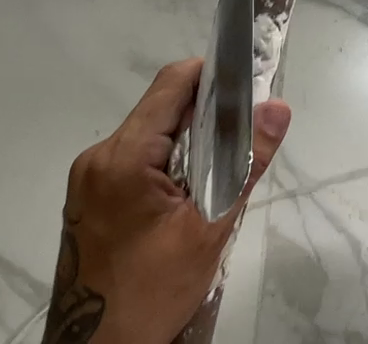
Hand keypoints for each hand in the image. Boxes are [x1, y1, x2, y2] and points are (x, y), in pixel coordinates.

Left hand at [44, 59, 291, 343]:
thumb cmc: (152, 291)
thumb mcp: (210, 227)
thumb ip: (245, 162)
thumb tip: (278, 107)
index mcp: (122, 157)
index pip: (173, 82)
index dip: (214, 76)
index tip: (248, 93)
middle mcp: (99, 157)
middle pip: (164, 107)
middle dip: (207, 117)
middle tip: (241, 146)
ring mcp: (89, 178)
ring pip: (153, 134)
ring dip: (190, 144)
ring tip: (217, 179)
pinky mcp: (90, 198)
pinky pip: (138, 159)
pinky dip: (169, 165)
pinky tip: (188, 198)